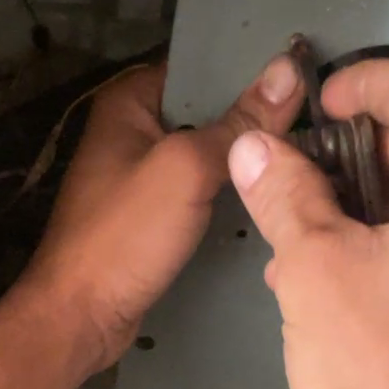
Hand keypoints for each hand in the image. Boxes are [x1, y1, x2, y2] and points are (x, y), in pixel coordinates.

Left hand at [18, 57, 304, 381]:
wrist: (81, 317)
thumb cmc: (123, 238)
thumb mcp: (185, 171)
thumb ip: (236, 125)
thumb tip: (289, 71)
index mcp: (127, 103)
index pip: (200, 70)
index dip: (247, 79)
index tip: (299, 91)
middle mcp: (129, 135)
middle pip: (204, 116)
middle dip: (248, 128)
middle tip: (307, 134)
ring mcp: (137, 182)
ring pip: (202, 162)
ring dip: (238, 169)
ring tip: (293, 168)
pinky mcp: (147, 223)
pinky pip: (194, 198)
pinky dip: (221, 202)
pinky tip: (257, 205)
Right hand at [227, 52, 388, 388]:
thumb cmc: (388, 374)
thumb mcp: (315, 269)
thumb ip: (284, 195)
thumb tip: (257, 152)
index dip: (355, 87)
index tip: (312, 106)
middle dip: (358, 161)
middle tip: (297, 187)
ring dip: (375, 207)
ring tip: (308, 243)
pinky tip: (350, 274)